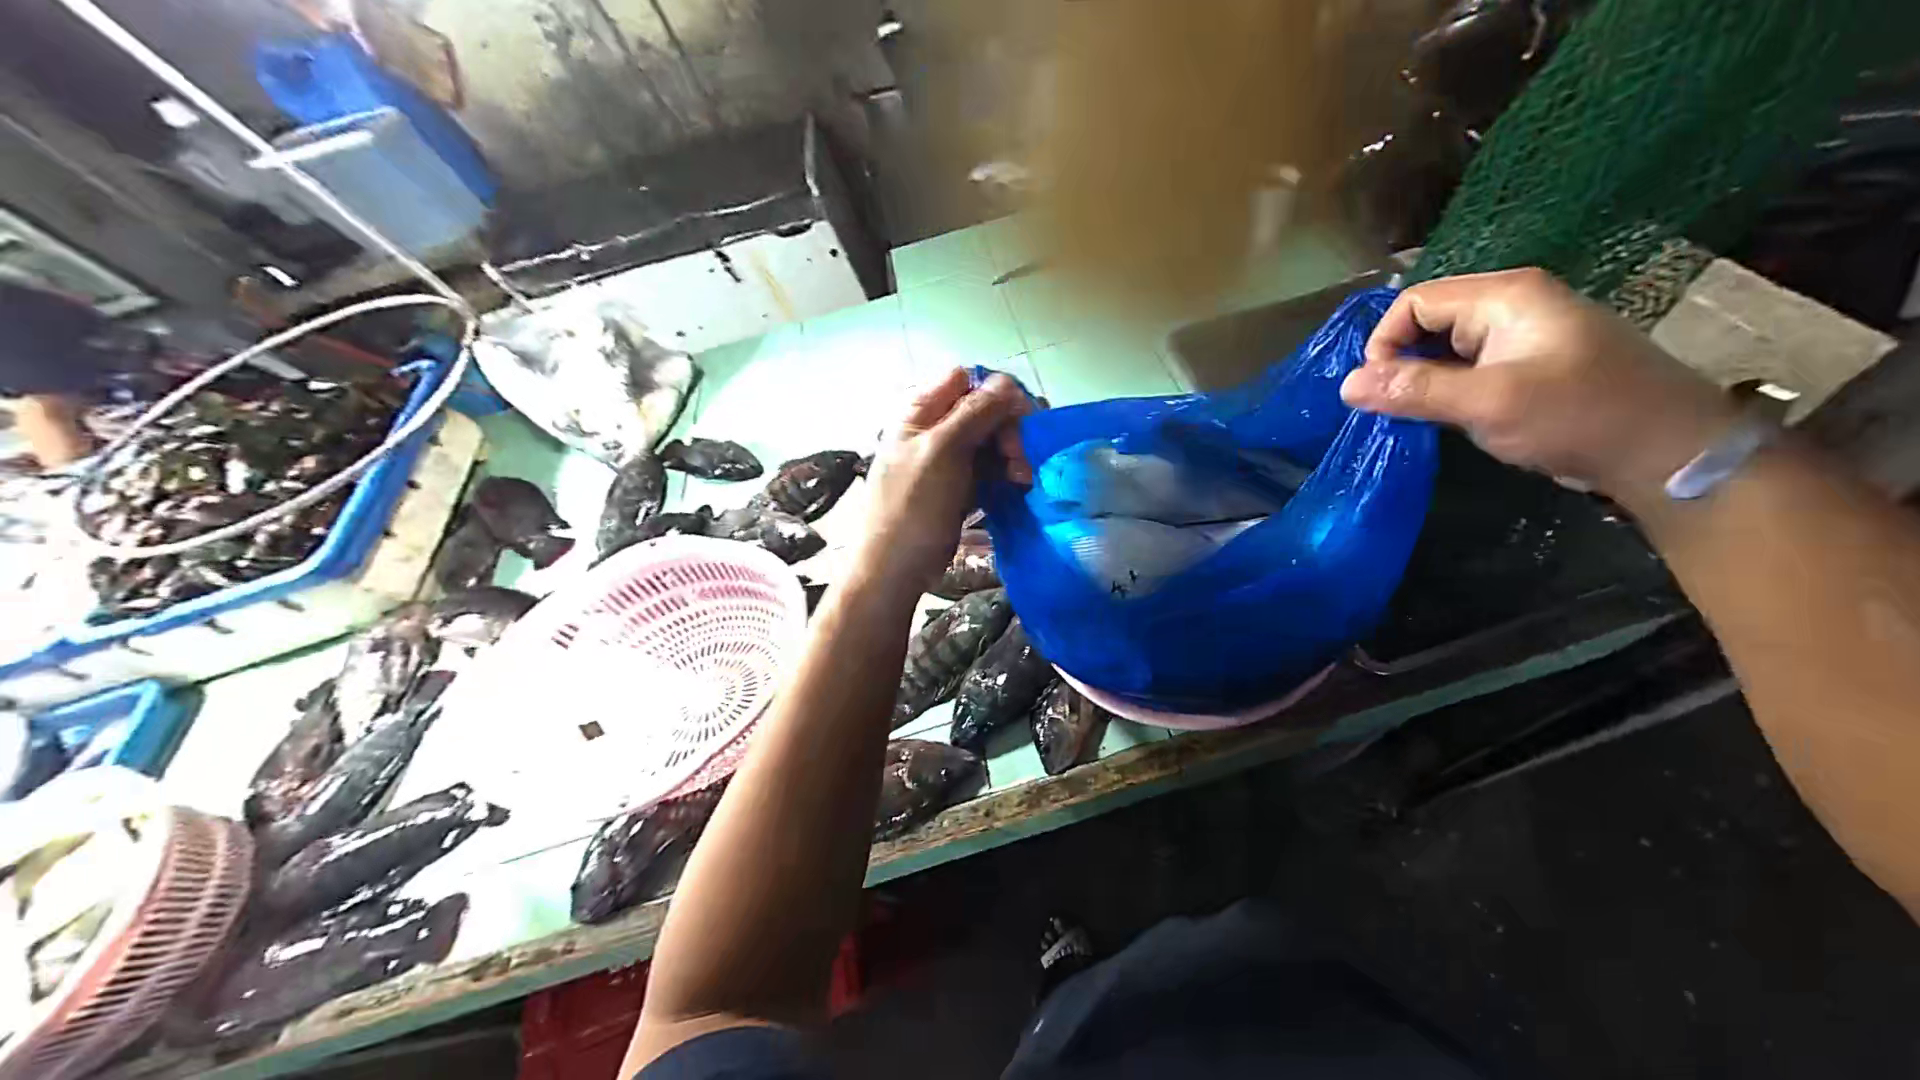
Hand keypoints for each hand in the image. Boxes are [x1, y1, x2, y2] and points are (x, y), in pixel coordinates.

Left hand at [855, 369, 1028, 591]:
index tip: (1022, 418)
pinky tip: (1019, 487)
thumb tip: (1007, 382)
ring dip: (1012, 454)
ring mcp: (947, 459)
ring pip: (991, 440)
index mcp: (921, 410)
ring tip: (1023, 479)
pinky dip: (1005, 473)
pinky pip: (989, 468)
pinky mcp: (958, 485)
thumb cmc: (913, 505)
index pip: (968, 380)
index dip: (997, 393)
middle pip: (984, 410)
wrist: (895, 567)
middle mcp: (934, 428)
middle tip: (1021, 458)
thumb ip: (975, 412)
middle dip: (1009, 429)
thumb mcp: (942, 451)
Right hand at [1340, 268, 1740, 509]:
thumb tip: (1346, 385)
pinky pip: (1465, 367)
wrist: (1667, 453)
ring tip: (1415, 415)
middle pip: (1426, 321)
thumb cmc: (1578, 417)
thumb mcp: (1487, 403)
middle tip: (1393, 406)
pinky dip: (1444, 389)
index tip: (1378, 389)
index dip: (1384, 342)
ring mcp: (1521, 336)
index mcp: (1505, 297)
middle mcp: (1511, 305)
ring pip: (1443, 348)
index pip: (1414, 302)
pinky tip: (1445, 416)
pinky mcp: (1526, 365)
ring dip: (1420, 379)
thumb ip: (1413, 390)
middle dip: (1399, 362)